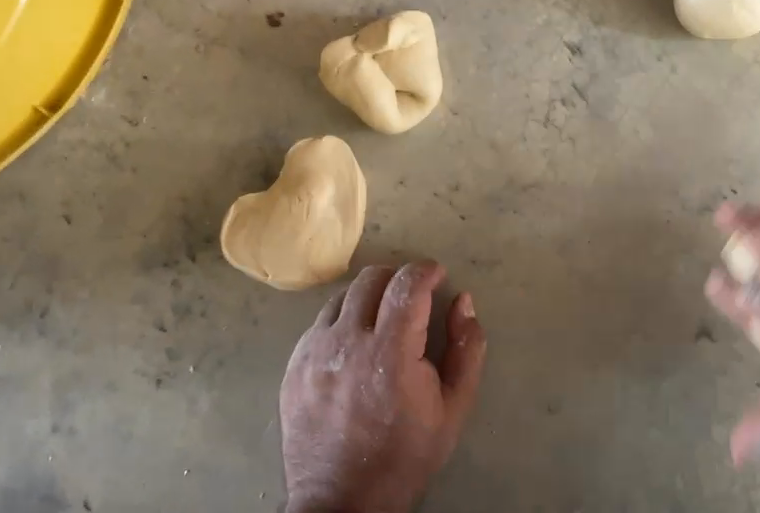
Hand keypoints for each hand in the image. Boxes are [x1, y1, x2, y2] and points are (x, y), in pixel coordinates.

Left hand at [281, 262, 486, 512]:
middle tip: (414, 297)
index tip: (438, 276)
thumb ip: (466, 348)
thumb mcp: (454, 407)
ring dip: (369, 297)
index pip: (407, 283)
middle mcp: (347, 344)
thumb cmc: (406, 455)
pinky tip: (355, 344)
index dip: (426, 270)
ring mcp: (313, 355)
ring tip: (383, 320)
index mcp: (391, 353)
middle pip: (372, 279)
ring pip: (343, 296)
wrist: (342, 502)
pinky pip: (320, 323)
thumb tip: (463, 301)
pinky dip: (343, 321)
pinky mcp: (293, 368)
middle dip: (399, 278)